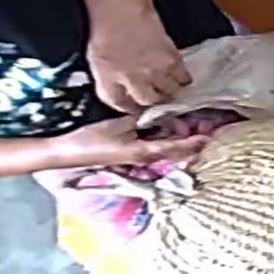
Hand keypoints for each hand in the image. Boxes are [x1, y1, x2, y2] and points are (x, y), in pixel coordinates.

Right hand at [51, 117, 209, 167]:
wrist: (62, 152)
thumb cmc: (90, 138)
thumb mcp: (119, 125)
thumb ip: (144, 120)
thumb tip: (162, 115)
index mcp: (149, 151)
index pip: (182, 147)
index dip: (198, 139)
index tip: (210, 132)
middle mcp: (151, 157)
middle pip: (182, 149)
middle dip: (194, 138)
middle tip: (202, 124)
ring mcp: (144, 157)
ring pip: (172, 149)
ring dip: (181, 138)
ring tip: (188, 124)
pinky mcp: (136, 155)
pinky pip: (160, 147)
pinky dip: (168, 139)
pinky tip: (168, 129)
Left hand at [86, 12, 189, 111]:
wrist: (122, 13)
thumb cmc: (105, 33)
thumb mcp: (98, 59)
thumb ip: (111, 78)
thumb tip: (126, 92)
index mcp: (106, 76)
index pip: (118, 102)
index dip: (128, 107)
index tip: (135, 108)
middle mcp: (132, 77)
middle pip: (150, 101)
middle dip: (153, 100)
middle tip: (156, 97)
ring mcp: (156, 70)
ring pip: (171, 92)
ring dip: (170, 89)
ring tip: (167, 84)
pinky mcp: (175, 63)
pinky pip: (185, 79)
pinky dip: (182, 79)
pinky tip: (176, 73)